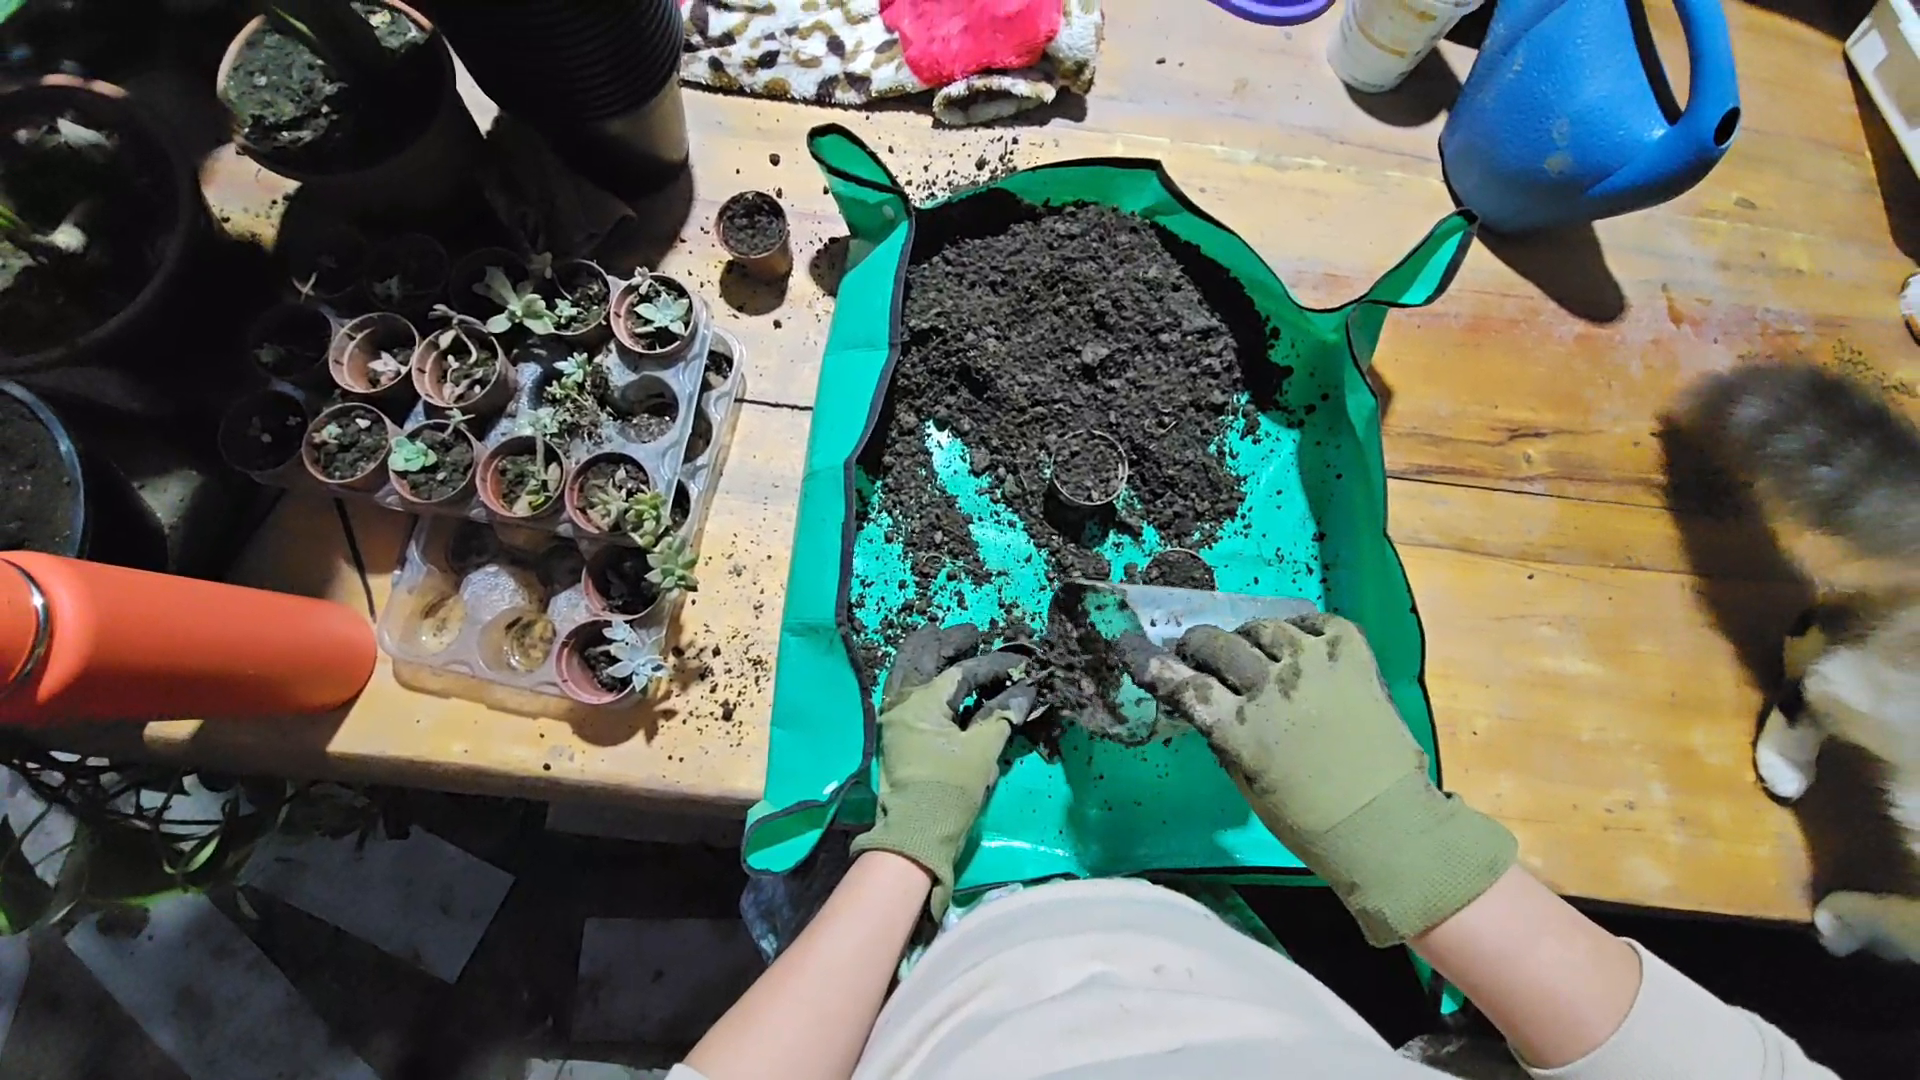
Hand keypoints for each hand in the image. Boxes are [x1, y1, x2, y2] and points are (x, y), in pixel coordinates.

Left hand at [850, 624, 1035, 916]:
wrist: (914, 834)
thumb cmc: (949, 791)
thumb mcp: (982, 752)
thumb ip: (1002, 716)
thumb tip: (1025, 690)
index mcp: (922, 702)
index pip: (962, 672)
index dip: (994, 665)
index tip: (1018, 663)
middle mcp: (901, 701)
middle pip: (923, 656)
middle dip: (949, 641)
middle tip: (973, 634)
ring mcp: (893, 715)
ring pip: (907, 669)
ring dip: (929, 653)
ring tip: (949, 641)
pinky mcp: (895, 731)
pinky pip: (905, 688)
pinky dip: (920, 675)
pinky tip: (936, 674)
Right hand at [1127, 613, 1515, 945]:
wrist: (1386, 825)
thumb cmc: (1305, 819)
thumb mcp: (1245, 781)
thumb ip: (1222, 735)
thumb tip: (1206, 703)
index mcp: (1240, 730)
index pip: (1181, 684)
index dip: (1150, 662)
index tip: (1128, 645)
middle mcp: (1273, 690)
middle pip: (1219, 645)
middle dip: (1200, 645)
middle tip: (1199, 653)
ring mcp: (1316, 667)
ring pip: (1265, 628)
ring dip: (1250, 638)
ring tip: (1254, 651)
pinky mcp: (1355, 658)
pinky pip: (1319, 622)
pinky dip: (1302, 628)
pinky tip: (1299, 642)